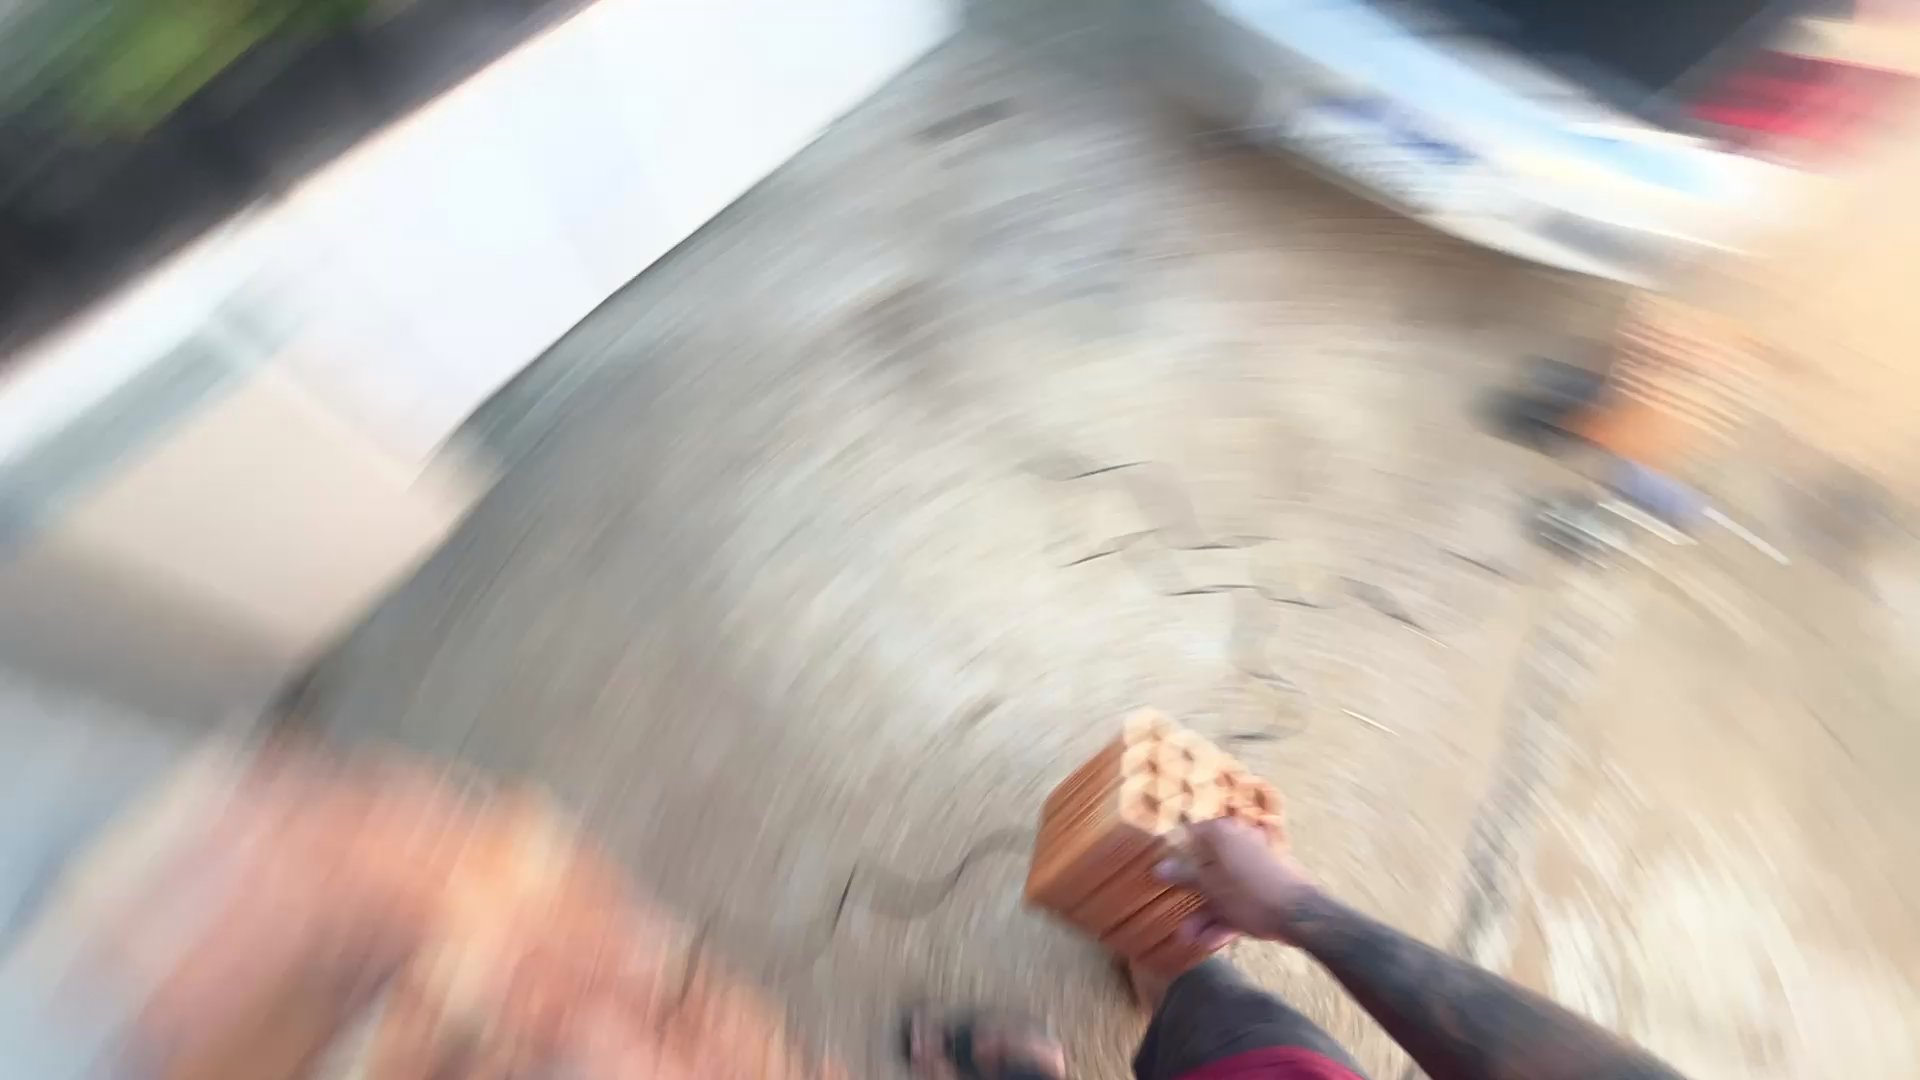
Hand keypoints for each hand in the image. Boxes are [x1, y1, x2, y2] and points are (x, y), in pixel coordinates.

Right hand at [1155, 817, 1322, 947]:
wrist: (1304, 916)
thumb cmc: (1249, 892)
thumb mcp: (1210, 886)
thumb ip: (1184, 875)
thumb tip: (1159, 867)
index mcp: (1223, 833)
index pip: (1190, 836)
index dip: (1174, 855)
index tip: (1163, 874)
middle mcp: (1238, 843)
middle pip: (1207, 867)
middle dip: (1192, 897)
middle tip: (1178, 916)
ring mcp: (1255, 866)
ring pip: (1223, 887)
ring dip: (1206, 913)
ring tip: (1191, 939)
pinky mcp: (1268, 887)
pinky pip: (1241, 898)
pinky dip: (1227, 917)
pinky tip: (1212, 941)